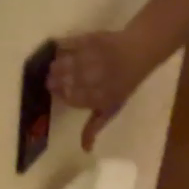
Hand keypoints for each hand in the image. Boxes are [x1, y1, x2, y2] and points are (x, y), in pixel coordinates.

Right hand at [49, 30, 153, 150]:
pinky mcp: (98, 39)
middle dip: (60, 80)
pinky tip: (57, 47)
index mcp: (106, 98)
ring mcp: (100, 57)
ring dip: (60, 65)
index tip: (55, 93)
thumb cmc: (122, 84)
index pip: (80, 99)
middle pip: (76, 80)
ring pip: (75, 62)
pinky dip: (65, 45)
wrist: (139, 52)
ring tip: (52, 67)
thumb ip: (95, 126)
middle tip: (48, 80)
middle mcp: (103, 78)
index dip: (66, 96)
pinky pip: (78, 42)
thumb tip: (85, 149)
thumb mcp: (112, 108)